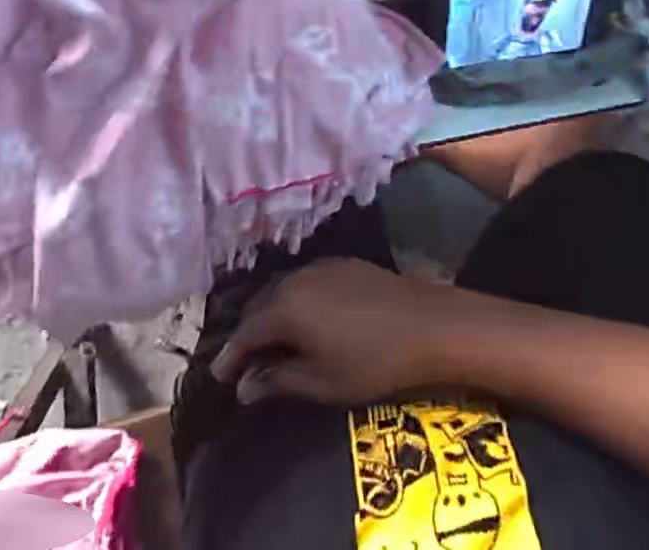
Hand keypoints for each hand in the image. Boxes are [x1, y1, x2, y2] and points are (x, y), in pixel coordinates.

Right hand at [210, 259, 481, 405]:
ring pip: (282, 289)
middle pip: (259, 305)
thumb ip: (278, 380)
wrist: (428, 323)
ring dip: (271, 314)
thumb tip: (244, 386)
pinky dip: (295, 299)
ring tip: (271, 340)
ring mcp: (322, 266)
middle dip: (248, 333)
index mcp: (285, 307)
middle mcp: (297, 278)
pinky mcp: (345, 263)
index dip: (230, 357)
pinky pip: (306, 280)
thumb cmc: (373, 361)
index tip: (221, 377)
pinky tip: (304, 316)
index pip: (244, 333)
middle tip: (243, 361)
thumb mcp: (322, 381)